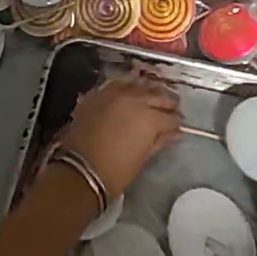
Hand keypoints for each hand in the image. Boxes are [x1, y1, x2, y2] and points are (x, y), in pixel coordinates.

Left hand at [56, 73, 181, 197]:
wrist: (79, 170)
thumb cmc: (115, 171)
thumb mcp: (142, 157)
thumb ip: (159, 140)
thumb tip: (173, 132)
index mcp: (149, 118)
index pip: (170, 116)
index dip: (176, 122)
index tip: (177, 125)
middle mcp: (135, 100)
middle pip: (157, 95)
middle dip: (167, 102)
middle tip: (172, 108)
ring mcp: (115, 94)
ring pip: (139, 84)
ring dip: (149, 90)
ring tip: (154, 95)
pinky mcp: (99, 94)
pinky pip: (118, 84)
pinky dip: (128, 86)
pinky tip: (131, 90)